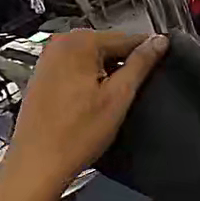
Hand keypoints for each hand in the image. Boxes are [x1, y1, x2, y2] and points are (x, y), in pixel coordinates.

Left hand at [2, 31, 167, 200]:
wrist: (38, 163)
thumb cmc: (73, 136)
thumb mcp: (118, 96)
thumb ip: (140, 64)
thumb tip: (158, 42)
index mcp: (78, 42)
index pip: (126, 38)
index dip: (147, 52)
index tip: (162, 60)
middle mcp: (60, 44)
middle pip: (108, 47)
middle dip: (123, 66)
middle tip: (133, 93)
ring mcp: (49, 60)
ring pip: (92, 60)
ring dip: (106, 76)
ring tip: (110, 103)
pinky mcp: (44, 76)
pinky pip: (76, 70)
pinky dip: (89, 82)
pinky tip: (92, 105)